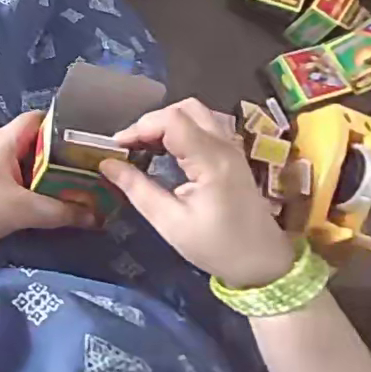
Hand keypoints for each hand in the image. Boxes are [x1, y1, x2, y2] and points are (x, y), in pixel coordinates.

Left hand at [0, 112, 95, 250]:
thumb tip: (97, 217)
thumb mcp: (26, 211)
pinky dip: (32, 179)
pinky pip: (15, 170)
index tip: (86, 142)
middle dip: (61, 153)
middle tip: (86, 166)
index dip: (64, 127)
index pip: (40, 118)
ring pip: (26, 157)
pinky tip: (49, 193)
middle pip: (36, 138)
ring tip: (75, 181)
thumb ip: (63, 212)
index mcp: (5, 139)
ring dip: (47, 169)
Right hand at [99, 99, 296, 288]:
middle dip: (152, 122)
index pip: (173, 120)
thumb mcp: (170, 223)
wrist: (263, 262)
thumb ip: (138, 189)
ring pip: (196, 113)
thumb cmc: (217, 247)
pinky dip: (179, 129)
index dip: (140, 127)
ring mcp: (231, 147)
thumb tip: (107, 164)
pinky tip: (164, 151)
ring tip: (144, 147)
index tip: (117, 147)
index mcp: (212, 160)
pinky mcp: (231, 155)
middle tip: (130, 146)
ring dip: (166, 123)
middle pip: (185, 109)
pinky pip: (203, 126)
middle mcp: (224, 145)